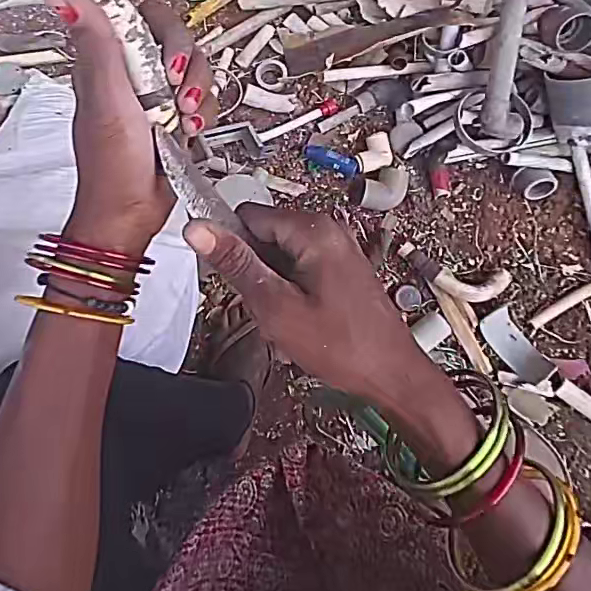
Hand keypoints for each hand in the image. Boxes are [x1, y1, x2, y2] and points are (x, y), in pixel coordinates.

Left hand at [45, 0, 212, 252]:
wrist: (131, 212)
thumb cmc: (110, 166)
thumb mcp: (104, 100)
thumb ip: (95, 44)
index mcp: (105, 55)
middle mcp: (128, 66)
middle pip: (168, 26)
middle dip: (180, 54)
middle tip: (173, 83)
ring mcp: (153, 89)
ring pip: (192, 59)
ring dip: (195, 88)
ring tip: (181, 117)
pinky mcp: (174, 109)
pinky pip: (202, 90)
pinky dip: (202, 108)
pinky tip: (188, 128)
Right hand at [183, 204, 448, 409]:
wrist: (392, 375)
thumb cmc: (340, 346)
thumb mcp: (276, 307)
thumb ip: (236, 264)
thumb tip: (198, 229)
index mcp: (313, 230)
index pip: (247, 215)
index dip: (231, 246)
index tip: (230, 278)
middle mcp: (327, 229)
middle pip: (264, 234)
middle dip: (254, 270)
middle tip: (264, 307)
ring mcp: (336, 248)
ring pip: (278, 255)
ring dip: (270, 286)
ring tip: (284, 318)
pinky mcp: (339, 266)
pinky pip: (297, 268)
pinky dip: (288, 291)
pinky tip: (298, 320)